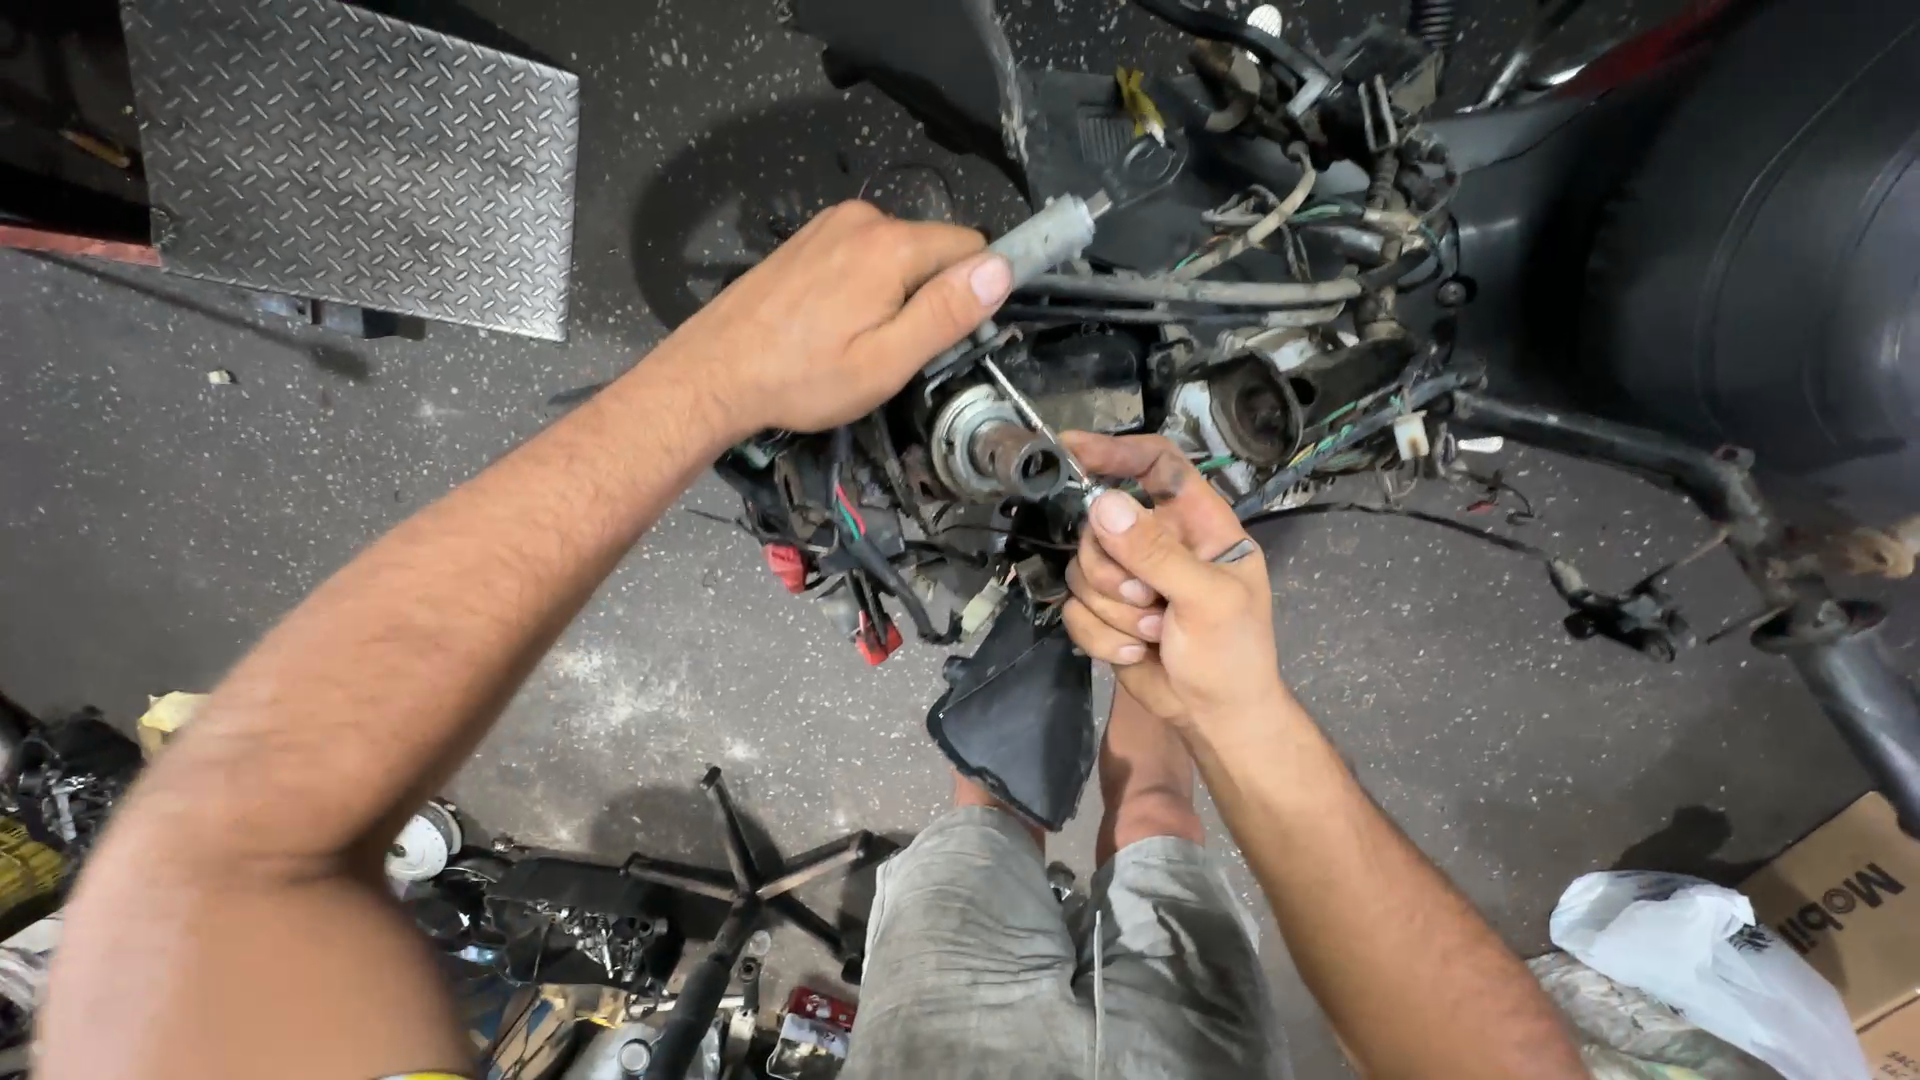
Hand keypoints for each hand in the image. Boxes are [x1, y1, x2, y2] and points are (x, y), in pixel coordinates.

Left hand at [659, 200, 1011, 435]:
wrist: (714, 373)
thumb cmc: (803, 379)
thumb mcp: (886, 362)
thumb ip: (945, 314)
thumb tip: (1000, 269)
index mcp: (891, 246)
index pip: (973, 248)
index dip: (974, 293)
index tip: (953, 337)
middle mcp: (864, 219)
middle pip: (934, 250)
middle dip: (933, 295)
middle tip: (898, 350)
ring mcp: (830, 225)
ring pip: (899, 253)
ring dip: (898, 292)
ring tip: (860, 340)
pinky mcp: (807, 238)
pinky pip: (863, 253)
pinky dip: (867, 284)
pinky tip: (835, 322)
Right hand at [1060, 433, 1285, 731]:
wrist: (1215, 717)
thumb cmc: (1234, 654)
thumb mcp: (1208, 600)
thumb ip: (1156, 552)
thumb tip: (1102, 505)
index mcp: (1196, 523)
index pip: (1155, 465)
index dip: (1116, 452)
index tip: (1070, 450)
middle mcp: (1157, 542)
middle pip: (1101, 523)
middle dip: (1114, 571)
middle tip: (1148, 601)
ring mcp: (1127, 578)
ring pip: (1081, 569)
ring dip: (1112, 611)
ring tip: (1151, 634)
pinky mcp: (1103, 613)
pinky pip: (1073, 609)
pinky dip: (1099, 637)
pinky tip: (1133, 653)